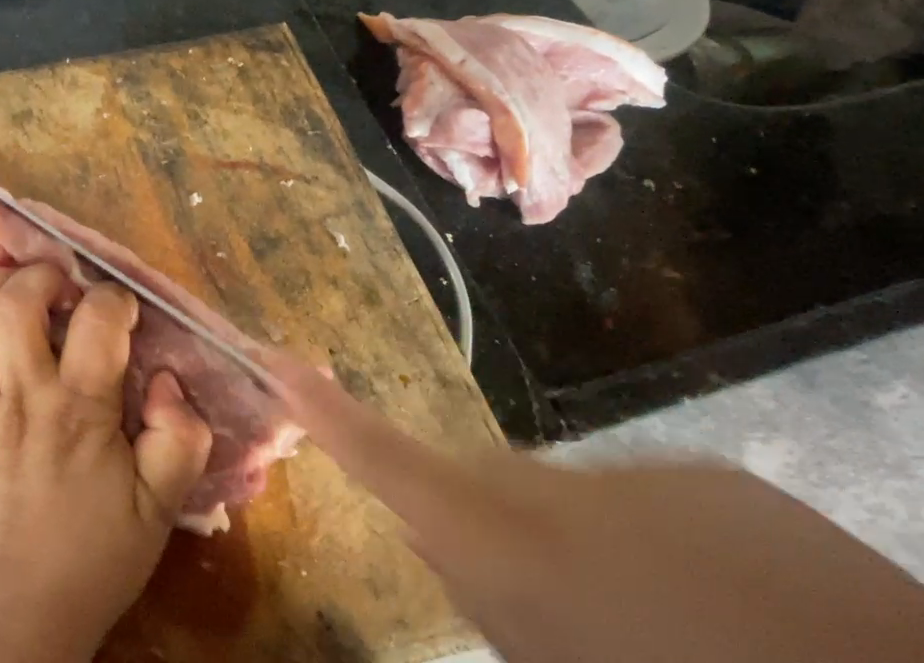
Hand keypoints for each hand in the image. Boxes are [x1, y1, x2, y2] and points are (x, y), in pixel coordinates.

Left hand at [0, 264, 213, 662]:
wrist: (20, 609)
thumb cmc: (96, 555)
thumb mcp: (162, 504)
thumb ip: (180, 437)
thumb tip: (165, 379)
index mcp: (79, 410)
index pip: (98, 321)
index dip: (113, 300)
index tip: (119, 310)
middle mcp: (19, 398)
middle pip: (15, 302)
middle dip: (39, 275)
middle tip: (58, 286)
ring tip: (9, 292)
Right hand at [266, 353, 923, 662]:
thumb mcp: (543, 656)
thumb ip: (481, 593)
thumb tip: (433, 536)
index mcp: (510, 544)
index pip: (386, 460)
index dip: (325, 409)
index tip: (276, 358)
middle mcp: (558, 486)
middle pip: (477, 478)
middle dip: (479, 515)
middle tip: (526, 593)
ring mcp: (640, 473)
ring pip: (560, 489)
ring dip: (568, 534)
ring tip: (637, 611)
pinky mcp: (714, 478)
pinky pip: (637, 494)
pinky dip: (642, 536)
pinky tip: (701, 597)